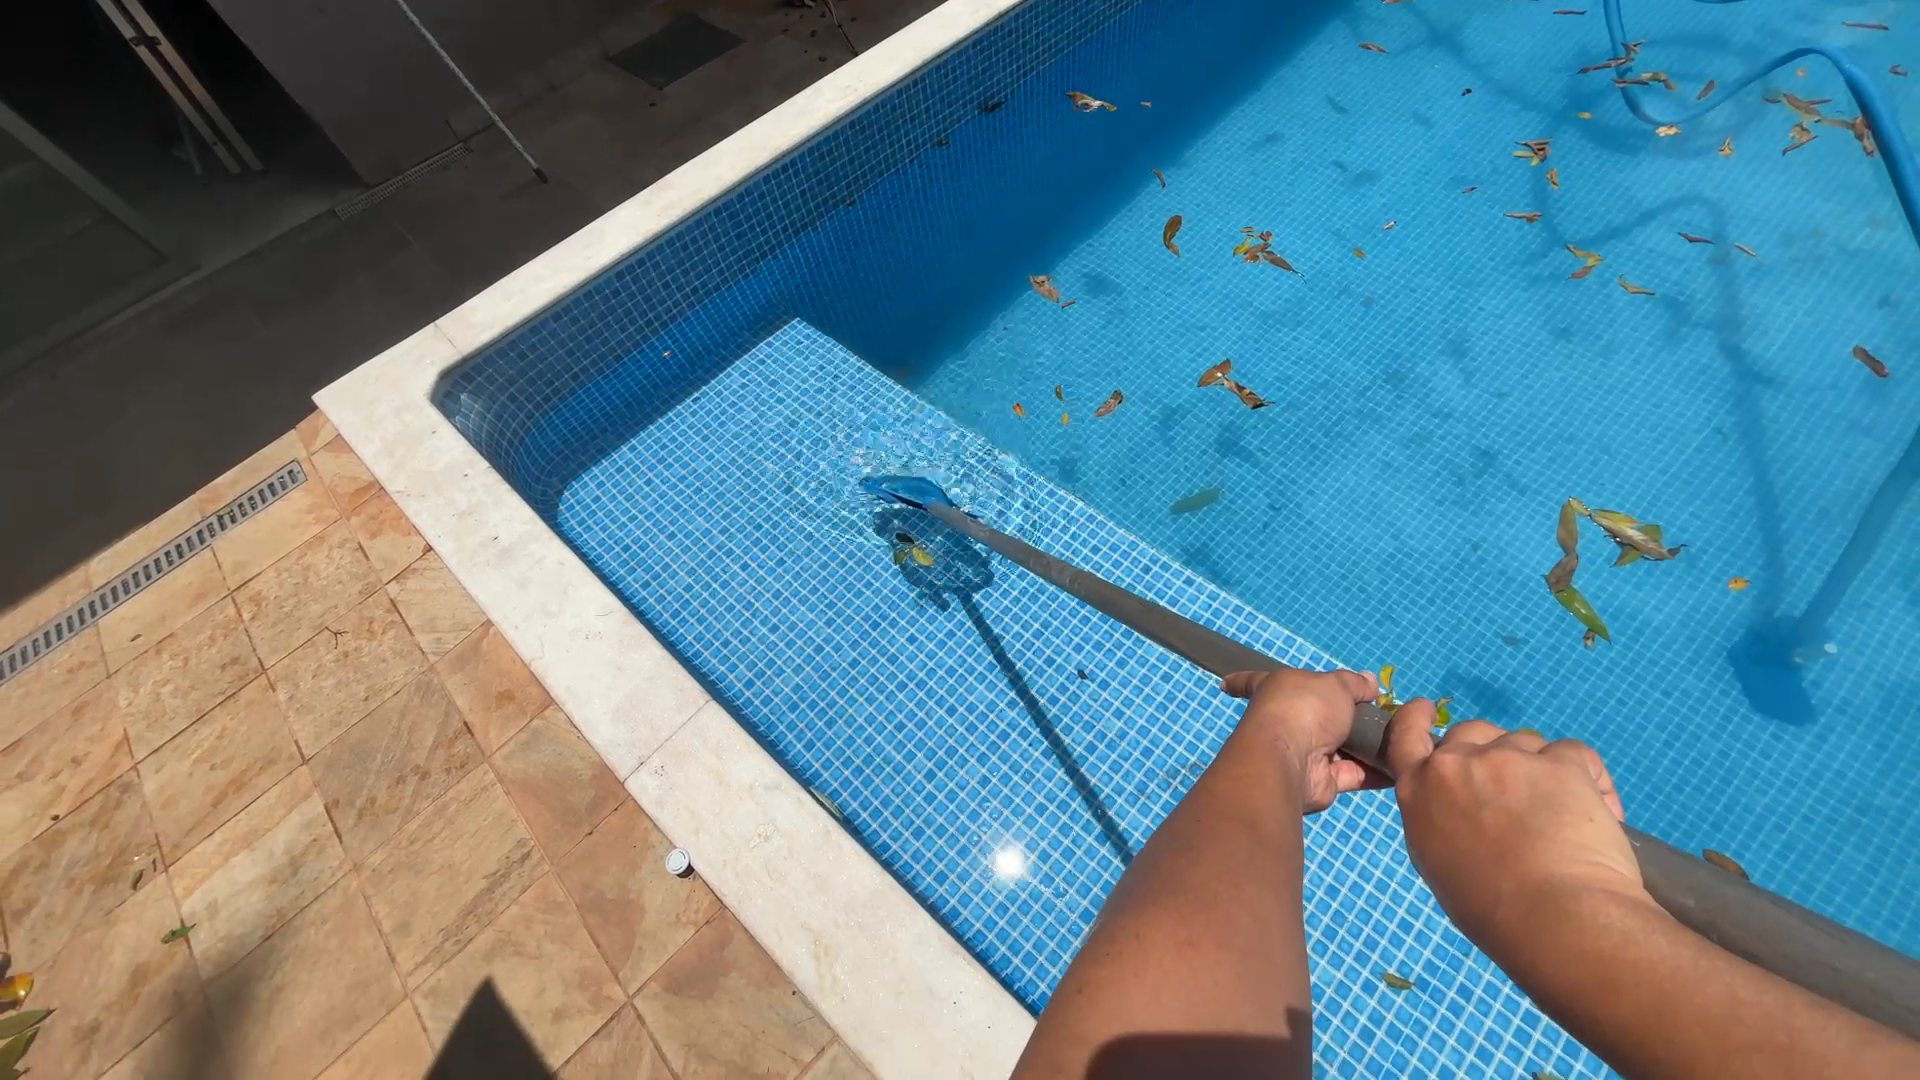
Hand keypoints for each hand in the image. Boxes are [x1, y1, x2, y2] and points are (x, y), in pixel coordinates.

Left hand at [1221, 667, 1388, 812]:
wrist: (1292, 758)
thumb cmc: (1304, 708)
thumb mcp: (1334, 684)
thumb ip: (1352, 683)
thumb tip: (1369, 681)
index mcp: (1275, 688)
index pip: (1251, 680)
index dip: (1239, 680)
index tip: (1223, 683)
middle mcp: (1283, 719)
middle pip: (1312, 715)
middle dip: (1338, 716)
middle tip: (1374, 712)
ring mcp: (1301, 751)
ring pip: (1337, 746)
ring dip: (1362, 744)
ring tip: (1398, 735)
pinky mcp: (1320, 780)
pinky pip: (1353, 773)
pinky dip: (1374, 771)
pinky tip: (1398, 765)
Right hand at [1384, 707, 1647, 954]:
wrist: (1554, 917)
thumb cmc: (1488, 908)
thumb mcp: (1436, 858)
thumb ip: (1437, 819)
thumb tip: (1460, 812)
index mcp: (1417, 788)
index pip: (1406, 734)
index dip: (1417, 717)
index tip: (1426, 708)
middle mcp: (1455, 764)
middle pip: (1473, 732)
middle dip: (1493, 750)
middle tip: (1517, 787)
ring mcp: (1506, 759)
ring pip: (1526, 742)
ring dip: (1540, 767)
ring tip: (1564, 809)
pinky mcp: (1560, 766)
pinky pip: (1574, 754)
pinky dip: (1588, 776)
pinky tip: (1601, 808)